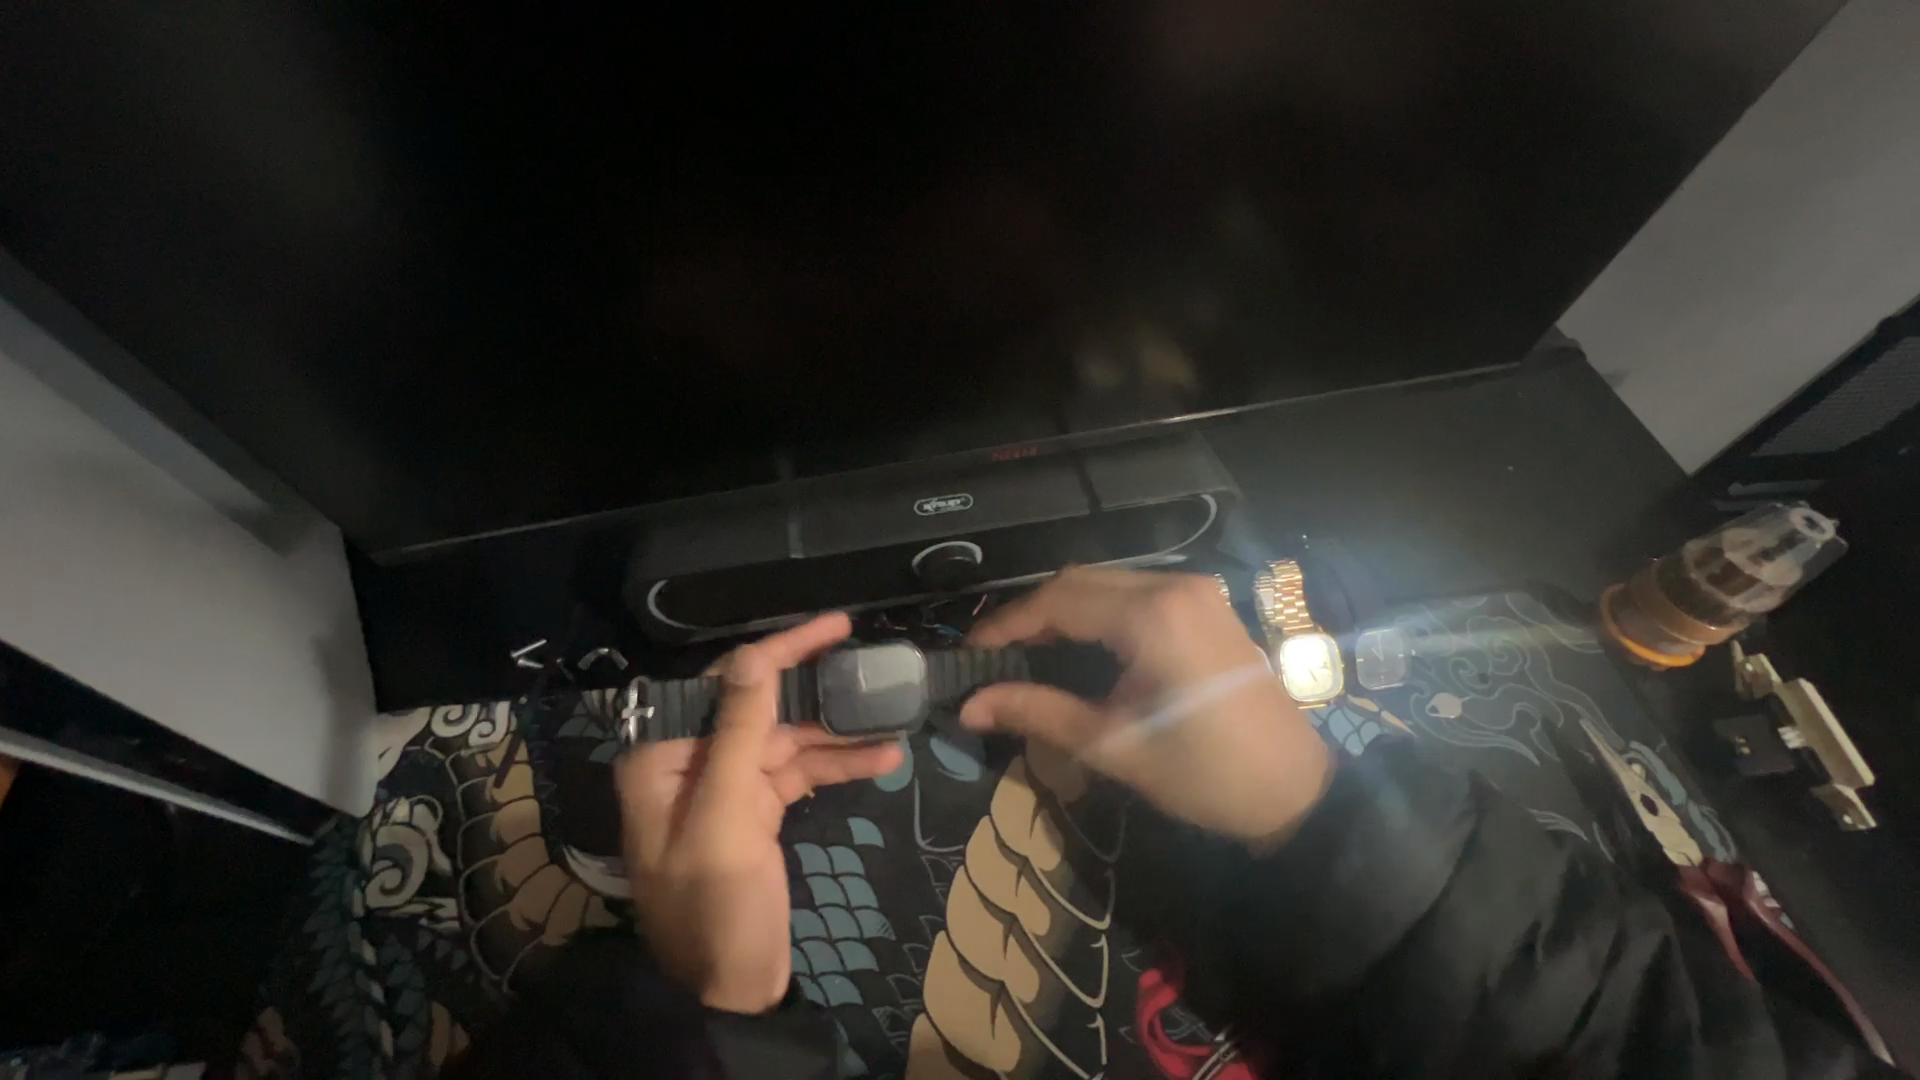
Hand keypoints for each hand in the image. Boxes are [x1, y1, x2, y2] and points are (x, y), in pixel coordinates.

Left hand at [616, 613, 906, 1013]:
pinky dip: (838, 765)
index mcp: (666, 757)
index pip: (728, 684)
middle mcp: (693, 761)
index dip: (784, 650)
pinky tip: (884, 758)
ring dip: (840, 732)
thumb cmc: (715, 911)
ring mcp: (728, 785)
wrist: (730, 992)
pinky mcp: (757, 808)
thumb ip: (738, 735)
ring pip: (789, 738)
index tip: (837, 626)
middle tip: (872, 666)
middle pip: (763, 705)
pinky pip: (801, 772)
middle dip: (819, 690)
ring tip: (893, 716)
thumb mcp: (725, 821)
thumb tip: (753, 657)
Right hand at [962, 567, 1333, 846]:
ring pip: (1105, 581)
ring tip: (1026, 649)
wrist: (1296, 791)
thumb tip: (969, 706)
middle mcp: (1173, 586)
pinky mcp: (1206, 603)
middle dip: (1030, 614)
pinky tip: (1077, 643)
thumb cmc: (1204, 774)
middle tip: (993, 654)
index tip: (968, 654)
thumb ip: (1037, 712)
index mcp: (1151, 615)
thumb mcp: (1112, 745)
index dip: (1006, 624)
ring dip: (1062, 609)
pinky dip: (1096, 610)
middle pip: (1078, 581)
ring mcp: (1195, 590)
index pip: (1057, 600)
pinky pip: (1134, 591)